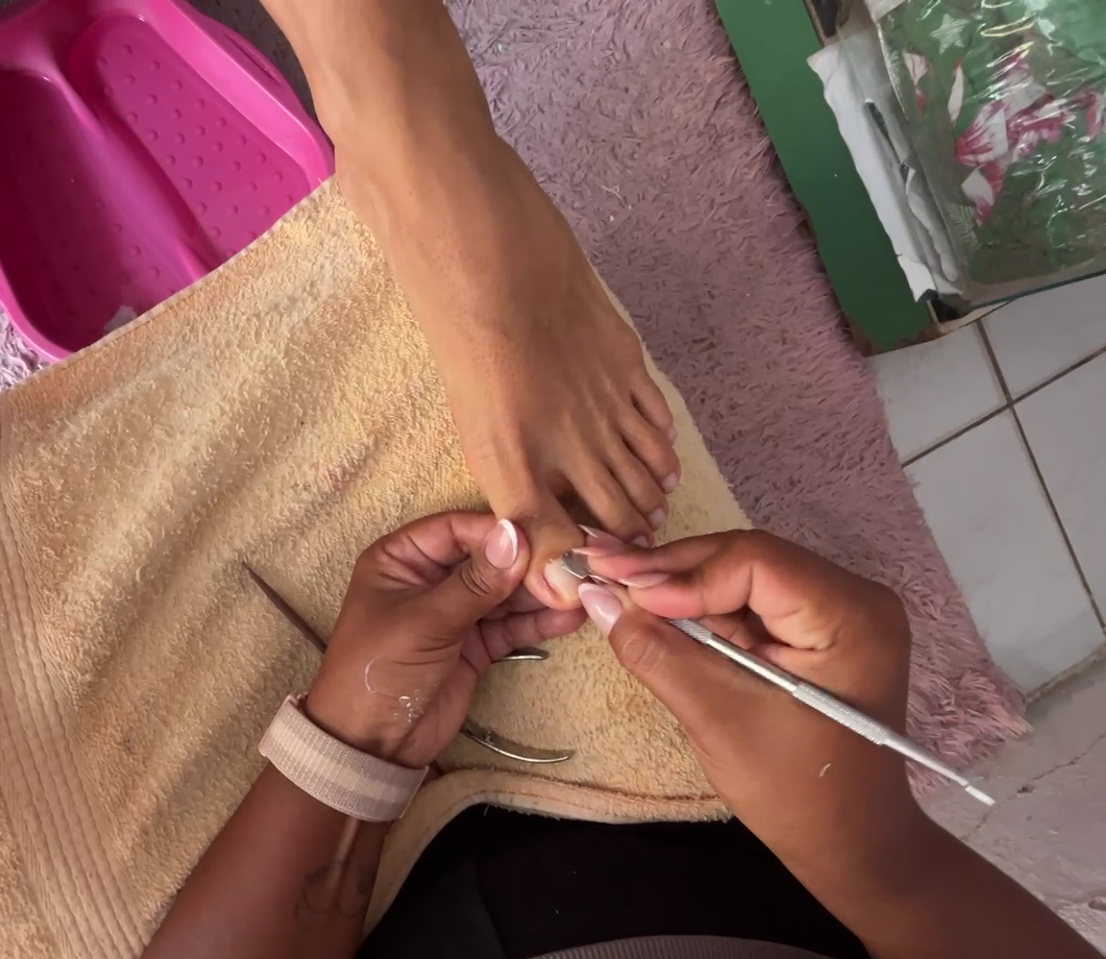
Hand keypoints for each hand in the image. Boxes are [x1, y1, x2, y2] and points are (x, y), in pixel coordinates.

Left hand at [305, 513, 587, 767]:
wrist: (372, 745)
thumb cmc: (379, 669)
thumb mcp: (424, 621)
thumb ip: (474, 583)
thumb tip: (516, 536)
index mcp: (401, 559)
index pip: (456, 529)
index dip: (497, 531)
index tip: (540, 534)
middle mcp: (430, 577)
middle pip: (486, 558)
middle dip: (526, 561)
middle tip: (570, 560)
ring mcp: (455, 612)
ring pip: (503, 591)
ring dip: (538, 591)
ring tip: (578, 589)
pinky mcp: (475, 644)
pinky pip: (510, 625)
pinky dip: (537, 622)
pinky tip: (569, 618)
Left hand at [344, 140, 681, 613]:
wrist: (464, 229)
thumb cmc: (441, 313)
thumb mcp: (458, 402)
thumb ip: (504, 463)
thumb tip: (534, 510)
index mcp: (506, 460)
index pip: (557, 539)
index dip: (575, 566)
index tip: (586, 581)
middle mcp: (561, 441)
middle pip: (610, 511)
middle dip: (619, 543)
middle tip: (628, 560)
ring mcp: (599, 397)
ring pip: (638, 472)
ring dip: (645, 503)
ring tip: (649, 524)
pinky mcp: (624, 355)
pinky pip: (654, 422)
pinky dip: (661, 451)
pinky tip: (664, 467)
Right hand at [577, 530, 928, 883]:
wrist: (848, 842)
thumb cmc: (797, 792)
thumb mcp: (718, 720)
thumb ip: (657, 654)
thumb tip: (596, 597)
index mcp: (851, 617)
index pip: (755, 562)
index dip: (682, 572)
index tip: (620, 589)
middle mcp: (849, 597)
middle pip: (743, 558)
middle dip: (669, 571)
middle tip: (600, 569)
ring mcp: (828, 610)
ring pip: (734, 574)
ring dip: (673, 585)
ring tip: (613, 584)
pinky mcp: (805, 627)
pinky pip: (739, 600)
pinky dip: (691, 606)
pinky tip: (647, 606)